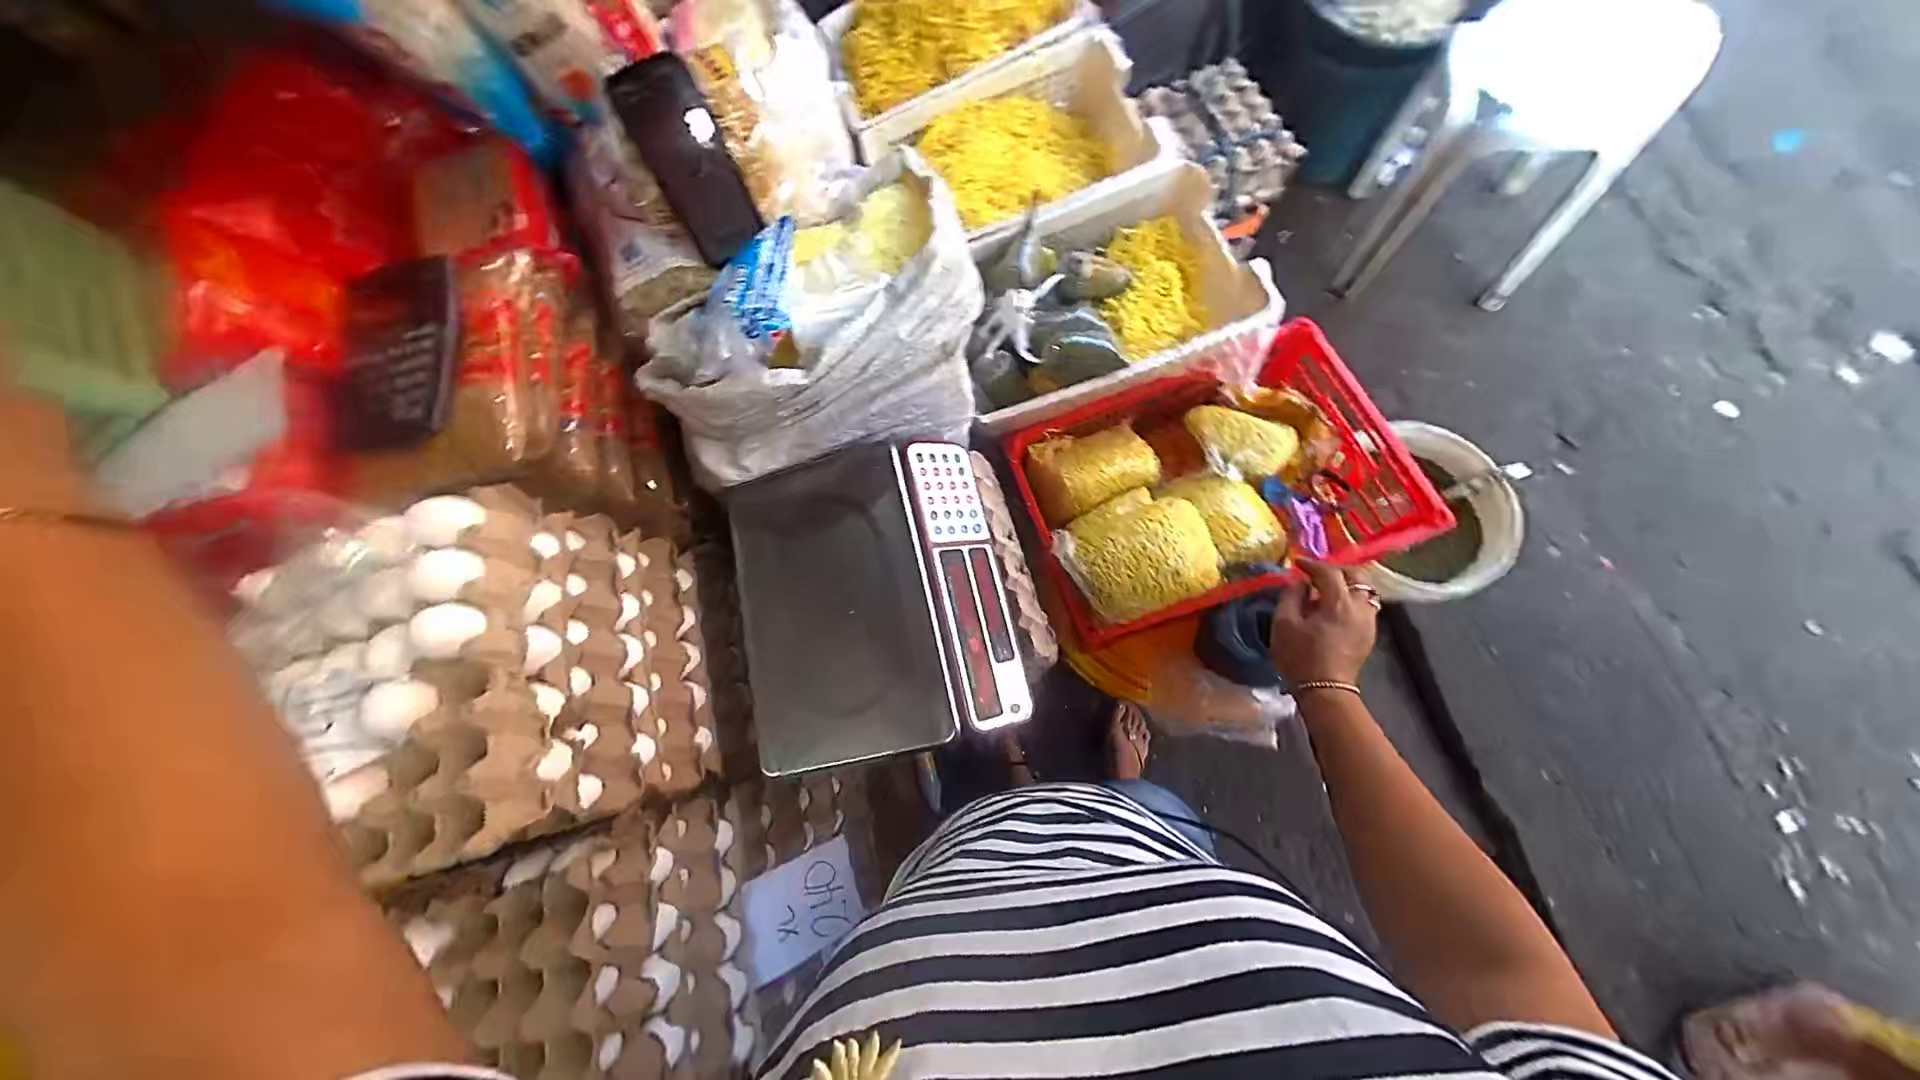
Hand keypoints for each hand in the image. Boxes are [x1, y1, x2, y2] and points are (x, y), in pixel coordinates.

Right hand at [1270, 559, 1377, 684]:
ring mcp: (1369, 622)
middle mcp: (1360, 608)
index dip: (1312, 564)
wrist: (1325, 690)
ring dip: (1346, 584)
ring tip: (1326, 589)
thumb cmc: (1299, 656)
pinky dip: (1350, 598)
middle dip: (1336, 570)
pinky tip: (1333, 607)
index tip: (1297, 562)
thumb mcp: (1284, 624)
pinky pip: (1364, 605)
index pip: (1330, 572)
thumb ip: (1291, 597)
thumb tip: (1300, 583)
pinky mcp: (1369, 634)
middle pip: (1357, 576)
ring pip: (1364, 591)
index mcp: (1339, 603)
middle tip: (1316, 572)